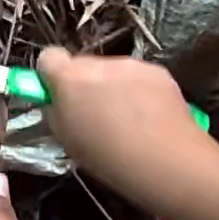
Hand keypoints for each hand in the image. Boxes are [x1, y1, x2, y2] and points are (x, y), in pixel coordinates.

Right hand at [34, 48, 209, 174]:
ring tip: (127, 119)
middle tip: (94, 113)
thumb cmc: (110, 159)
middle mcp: (99, 64)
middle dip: (83, 82)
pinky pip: (137, 76)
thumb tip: (59, 101)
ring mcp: (131, 64)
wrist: (170, 163)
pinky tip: (149, 117)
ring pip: (111, 70)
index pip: (48, 56)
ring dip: (112, 86)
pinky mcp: (158, 71)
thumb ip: (56, 111)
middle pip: (82, 64)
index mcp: (69, 79)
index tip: (58, 94)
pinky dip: (138, 90)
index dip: (51, 74)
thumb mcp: (66, 140)